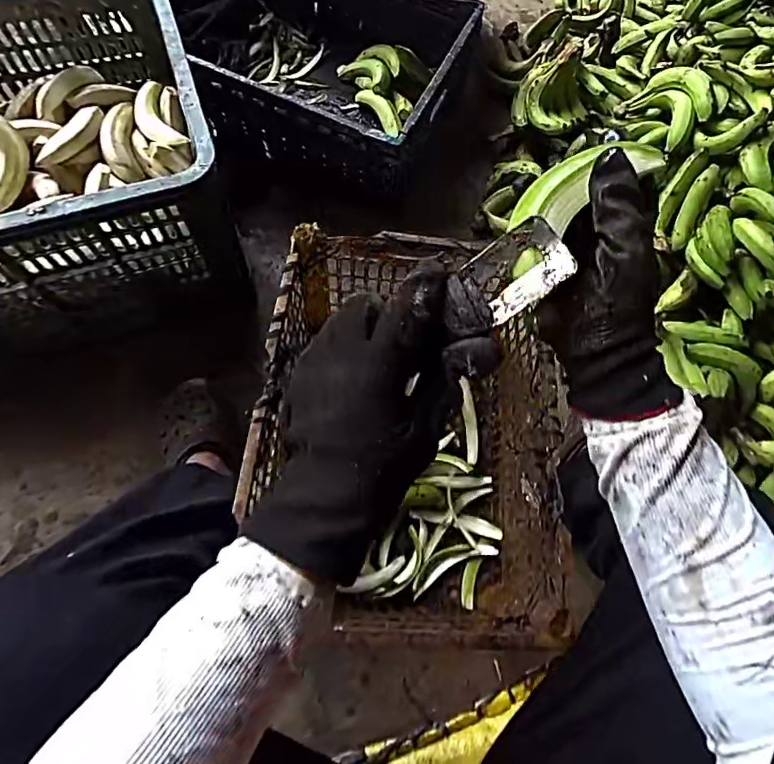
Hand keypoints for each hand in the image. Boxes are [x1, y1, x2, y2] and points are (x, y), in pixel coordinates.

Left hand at [245, 261, 498, 584]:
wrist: (321, 502)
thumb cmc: (382, 470)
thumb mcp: (426, 429)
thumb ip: (444, 381)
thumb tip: (475, 349)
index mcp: (379, 367)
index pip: (406, 310)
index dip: (425, 287)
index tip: (439, 272)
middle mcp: (342, 354)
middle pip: (367, 305)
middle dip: (389, 311)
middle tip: (404, 337)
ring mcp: (314, 362)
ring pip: (340, 319)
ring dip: (364, 325)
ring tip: (378, 354)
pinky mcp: (298, 374)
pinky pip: (325, 341)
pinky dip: (343, 345)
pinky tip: (352, 374)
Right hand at [538, 148, 679, 420]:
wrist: (594, 353)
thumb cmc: (618, 303)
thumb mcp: (624, 249)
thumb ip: (617, 205)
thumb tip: (611, 156)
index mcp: (626, 221)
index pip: (616, 178)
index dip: (605, 157)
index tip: (591, 134)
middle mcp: (599, 226)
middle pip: (582, 188)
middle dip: (568, 172)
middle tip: (553, 153)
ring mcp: (572, 242)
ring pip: (558, 205)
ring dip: (546, 191)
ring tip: (533, 172)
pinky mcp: (548, 257)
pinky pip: (538, 229)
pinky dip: (531, 217)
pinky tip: (520, 201)